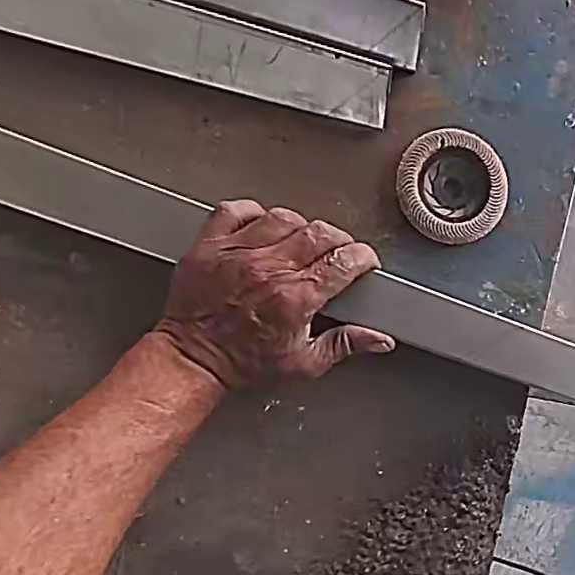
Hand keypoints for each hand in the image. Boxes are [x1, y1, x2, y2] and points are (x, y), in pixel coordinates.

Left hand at [153, 201, 394, 388]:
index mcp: (296, 298)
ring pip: (283, 218)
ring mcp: (238, 254)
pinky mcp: (210, 246)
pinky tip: (263, 227)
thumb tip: (379, 340)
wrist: (194, 360)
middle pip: (320, 233)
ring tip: (303, 241)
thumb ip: (346, 344)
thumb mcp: (306, 363)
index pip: (343, 261)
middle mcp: (268, 270)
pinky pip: (236, 211)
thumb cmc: (245, 363)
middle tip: (339, 252)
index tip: (364, 261)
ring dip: (301, 227)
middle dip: (339, 240)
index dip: (362, 257)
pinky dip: (254, 213)